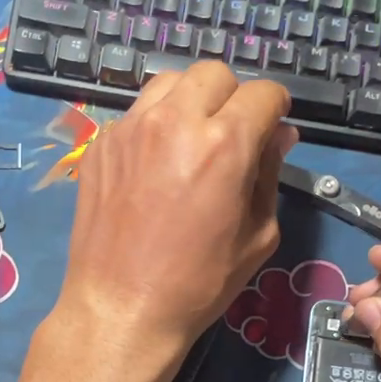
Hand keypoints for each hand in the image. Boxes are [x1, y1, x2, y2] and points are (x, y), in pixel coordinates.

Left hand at [57, 62, 295, 363]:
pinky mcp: (101, 143)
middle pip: (214, 74)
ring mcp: (131, 127)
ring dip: (190, 102)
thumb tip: (279, 136)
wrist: (122, 308)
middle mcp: (175, 121)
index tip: (272, 129)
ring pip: (170, 82)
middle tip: (231, 136)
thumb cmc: (199, 284)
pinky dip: (155, 126)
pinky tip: (155, 165)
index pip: (263, 93)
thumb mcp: (257, 236)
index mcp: (224, 144)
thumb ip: (270, 175)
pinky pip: (137, 113)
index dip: (275, 109)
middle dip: (232, 98)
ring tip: (191, 140)